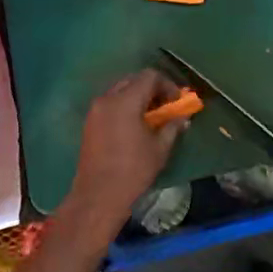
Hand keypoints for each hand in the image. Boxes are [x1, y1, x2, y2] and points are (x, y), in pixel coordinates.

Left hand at [67, 70, 186, 217]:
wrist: (99, 195)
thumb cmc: (133, 170)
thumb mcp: (159, 148)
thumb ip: (172, 127)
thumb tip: (182, 118)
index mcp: (125, 101)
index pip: (149, 77)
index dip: (167, 84)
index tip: (177, 101)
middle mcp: (107, 99)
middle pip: (133, 80)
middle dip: (151, 89)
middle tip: (165, 106)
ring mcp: (95, 110)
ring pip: (119, 91)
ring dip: (137, 97)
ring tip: (150, 116)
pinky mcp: (89, 122)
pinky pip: (110, 103)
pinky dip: (124, 106)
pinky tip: (133, 125)